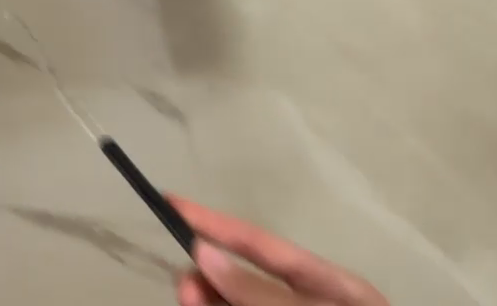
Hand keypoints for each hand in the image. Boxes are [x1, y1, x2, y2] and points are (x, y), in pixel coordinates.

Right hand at [170, 196, 387, 305]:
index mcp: (330, 289)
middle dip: (206, 280)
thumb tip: (200, 250)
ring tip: (190, 305)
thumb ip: (262, 294)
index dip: (214, 221)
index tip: (166, 201)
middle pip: (239, 281)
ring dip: (206, 304)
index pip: (261, 244)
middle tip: (184, 292)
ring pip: (229, 305)